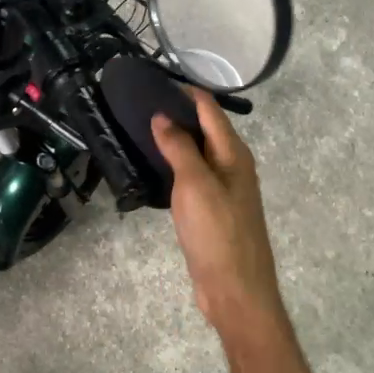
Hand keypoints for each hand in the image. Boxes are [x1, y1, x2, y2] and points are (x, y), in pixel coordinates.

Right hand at [153, 89, 286, 334]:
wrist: (236, 292)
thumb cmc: (218, 234)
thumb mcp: (195, 185)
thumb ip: (179, 147)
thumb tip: (161, 115)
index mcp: (234, 154)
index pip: (209, 109)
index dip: (184, 91)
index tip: (152, 80)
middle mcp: (231, 166)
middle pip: (204, 128)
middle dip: (175, 112)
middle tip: (136, 102)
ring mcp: (222, 189)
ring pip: (196, 152)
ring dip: (172, 138)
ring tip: (137, 127)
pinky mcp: (210, 210)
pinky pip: (190, 175)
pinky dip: (172, 164)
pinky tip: (151, 166)